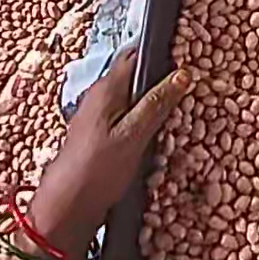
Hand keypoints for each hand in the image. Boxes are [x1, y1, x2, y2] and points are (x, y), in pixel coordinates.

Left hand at [28, 49, 193, 253]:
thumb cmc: (97, 170)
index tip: (188, 55)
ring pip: (134, 96)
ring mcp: (99, 114)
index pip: (136, 54)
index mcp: (107, 88)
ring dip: (155, 100)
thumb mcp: (134, 136)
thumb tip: (182, 74)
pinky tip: (160, 133)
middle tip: (191, 85)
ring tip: (181, 109)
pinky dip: (146, 118)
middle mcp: (101, 95)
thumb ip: (157, 103)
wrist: (66, 208)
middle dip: (162, 77)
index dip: (162, 52)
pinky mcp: (102, 132)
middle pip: (137, 75)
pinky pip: (129, 115)